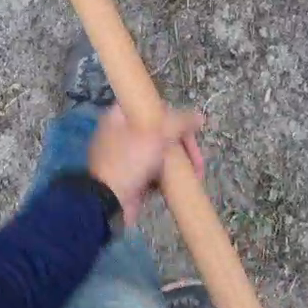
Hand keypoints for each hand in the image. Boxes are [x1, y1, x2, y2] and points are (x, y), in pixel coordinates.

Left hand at [84, 105, 204, 225]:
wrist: (107, 201)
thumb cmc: (129, 160)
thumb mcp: (156, 134)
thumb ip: (179, 122)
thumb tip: (199, 116)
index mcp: (120, 116)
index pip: (152, 106)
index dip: (174, 115)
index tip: (190, 130)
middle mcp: (120, 133)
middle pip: (159, 131)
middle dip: (182, 145)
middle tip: (197, 160)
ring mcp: (125, 157)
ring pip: (158, 153)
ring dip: (178, 162)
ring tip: (195, 174)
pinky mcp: (130, 177)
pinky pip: (153, 172)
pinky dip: (167, 176)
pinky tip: (181, 183)